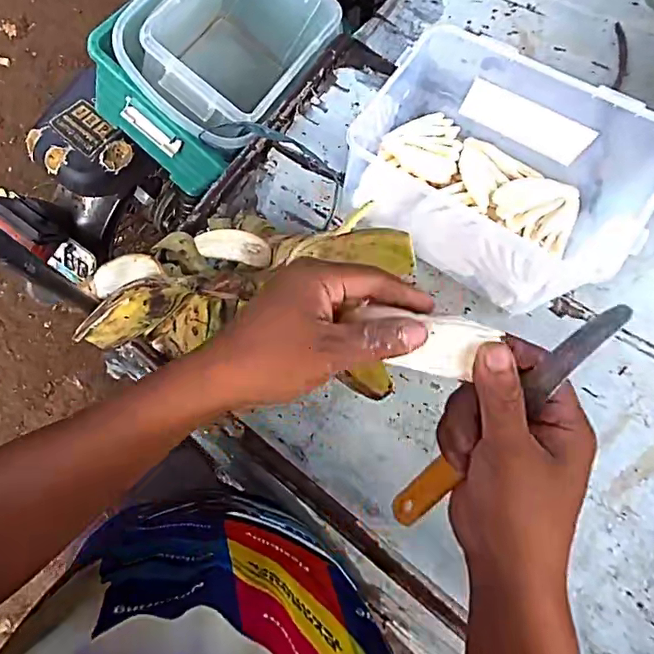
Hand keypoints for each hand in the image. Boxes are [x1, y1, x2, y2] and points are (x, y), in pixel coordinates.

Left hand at [188, 260, 432, 410]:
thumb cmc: (275, 361)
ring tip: (397, 339)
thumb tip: (419, 330)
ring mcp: (293, 294)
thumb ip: (376, 339)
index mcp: (317, 275)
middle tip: (420, 326)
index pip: (373, 278)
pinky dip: (347, 328)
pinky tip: (360, 346)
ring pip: (343, 303)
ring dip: (368, 320)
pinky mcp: (286, 313)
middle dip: (389, 307)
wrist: (219, 378)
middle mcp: (306, 276)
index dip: (406, 294)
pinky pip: (327, 314)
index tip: (433, 309)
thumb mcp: (331, 352)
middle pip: (359, 287)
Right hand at [436, 338, 594, 587]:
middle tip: (477, 432)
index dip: (511, 355)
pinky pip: (460, 422)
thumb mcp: (511, 450)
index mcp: (563, 421)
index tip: (478, 350)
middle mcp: (538, 424)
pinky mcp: (483, 448)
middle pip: (497, 380)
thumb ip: (500, 396)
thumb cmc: (521, 515)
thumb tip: (495, 348)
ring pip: (471, 400)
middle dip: (476, 405)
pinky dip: (455, 440)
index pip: (541, 368)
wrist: (500, 567)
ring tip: (470, 457)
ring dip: (462, 426)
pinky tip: (463, 464)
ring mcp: (508, 437)